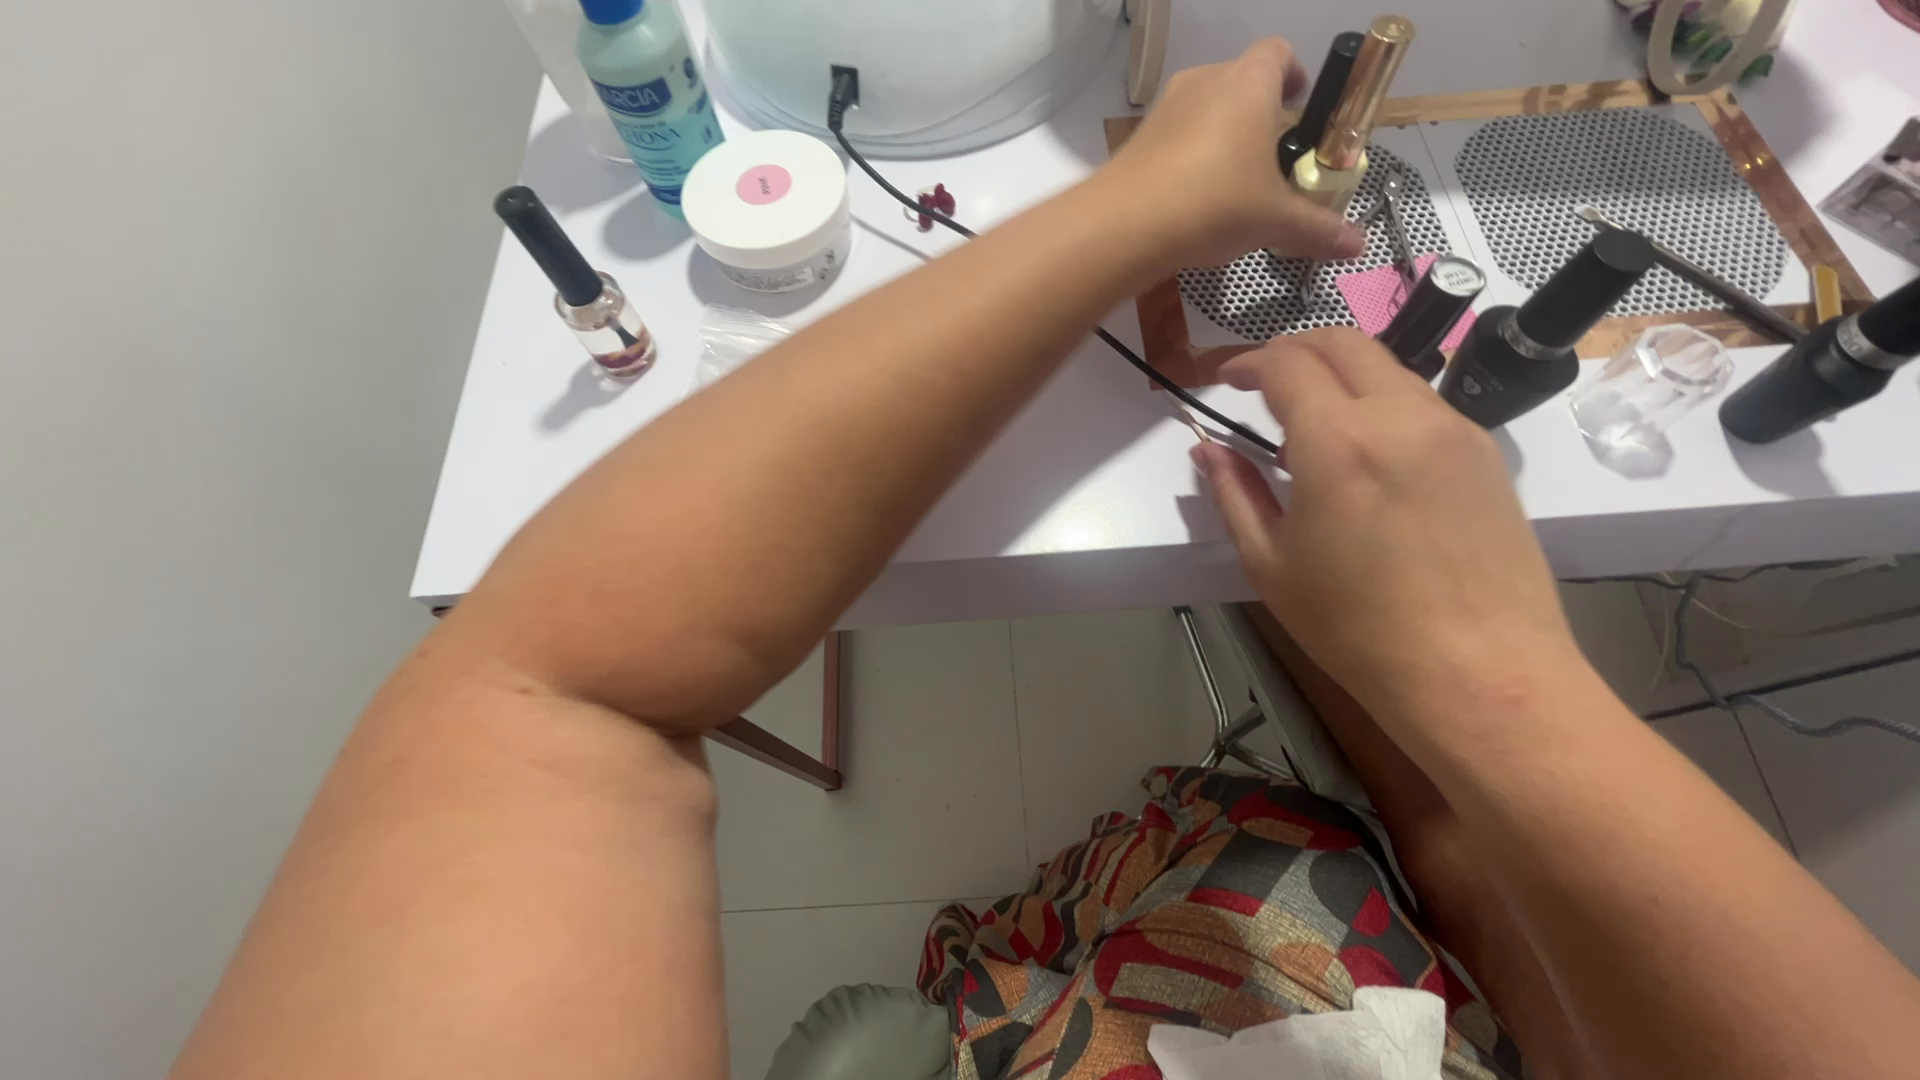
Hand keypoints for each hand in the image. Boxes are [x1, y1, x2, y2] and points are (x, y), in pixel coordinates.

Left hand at [1101, 38, 1364, 270]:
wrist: (1124, 226)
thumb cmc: (1214, 204)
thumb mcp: (1274, 220)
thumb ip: (1316, 229)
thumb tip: (1358, 245)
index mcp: (1248, 83)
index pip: (1278, 53)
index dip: (1293, 73)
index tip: (1299, 102)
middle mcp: (1203, 83)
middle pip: (1237, 82)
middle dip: (1256, 112)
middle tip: (1268, 154)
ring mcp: (1163, 111)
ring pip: (1200, 111)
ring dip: (1217, 137)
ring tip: (1229, 183)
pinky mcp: (1135, 143)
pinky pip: (1170, 142)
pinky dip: (1184, 161)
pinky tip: (1189, 203)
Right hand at [1190, 329, 1584, 727]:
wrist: (1477, 671)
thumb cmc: (1356, 627)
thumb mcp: (1271, 564)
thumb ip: (1235, 494)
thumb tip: (1207, 450)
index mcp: (1338, 442)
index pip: (1287, 365)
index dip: (1247, 362)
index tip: (1224, 380)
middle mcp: (1401, 416)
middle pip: (1343, 342)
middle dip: (1293, 347)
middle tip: (1261, 378)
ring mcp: (1453, 429)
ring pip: (1387, 367)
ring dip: (1339, 373)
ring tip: (1310, 420)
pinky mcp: (1484, 452)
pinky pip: (1421, 402)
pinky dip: (1379, 401)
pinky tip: (1363, 451)